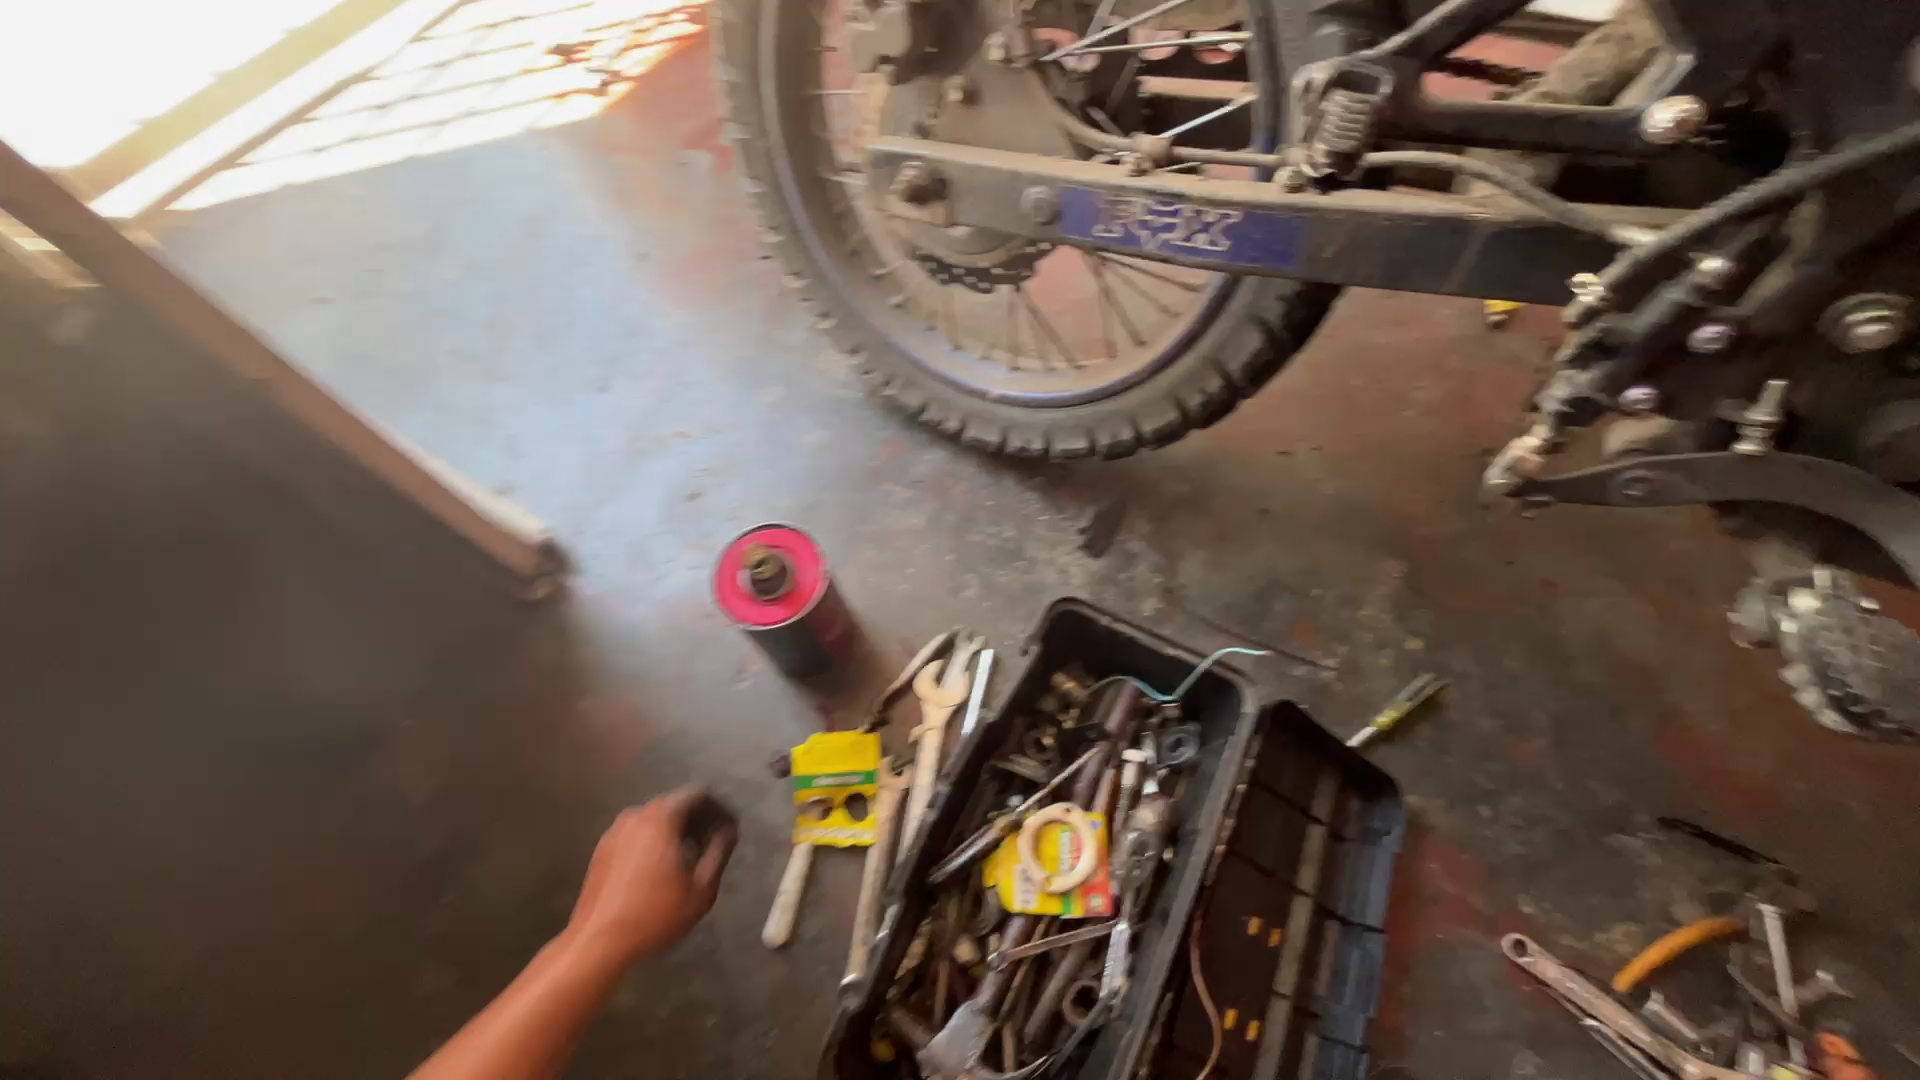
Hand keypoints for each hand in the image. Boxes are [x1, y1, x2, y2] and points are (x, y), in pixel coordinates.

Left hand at [565, 789, 737, 963]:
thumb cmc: (655, 914)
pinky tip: (662, 870)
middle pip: (677, 804)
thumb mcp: (702, 887)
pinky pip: (638, 834)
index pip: (699, 795)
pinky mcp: (603, 849)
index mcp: (662, 817)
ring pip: (657, 819)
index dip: (720, 809)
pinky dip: (656, 841)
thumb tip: (729, 829)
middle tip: (714, 846)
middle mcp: (636, 815)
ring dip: (678, 831)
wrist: (596, 944)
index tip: (731, 831)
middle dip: (700, 821)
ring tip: (691, 860)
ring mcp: (615, 831)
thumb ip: (720, 850)